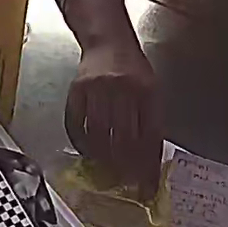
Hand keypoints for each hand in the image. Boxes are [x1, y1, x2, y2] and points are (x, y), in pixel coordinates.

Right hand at [66, 38, 163, 197]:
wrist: (108, 41)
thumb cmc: (134, 70)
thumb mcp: (151, 90)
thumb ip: (151, 122)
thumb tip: (150, 162)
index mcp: (147, 91)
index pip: (150, 135)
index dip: (148, 164)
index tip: (147, 185)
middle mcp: (123, 89)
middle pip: (124, 138)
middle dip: (125, 166)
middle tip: (125, 182)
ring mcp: (97, 89)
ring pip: (98, 135)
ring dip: (102, 158)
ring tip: (107, 171)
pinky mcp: (76, 90)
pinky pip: (76, 124)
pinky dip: (81, 143)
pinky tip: (88, 152)